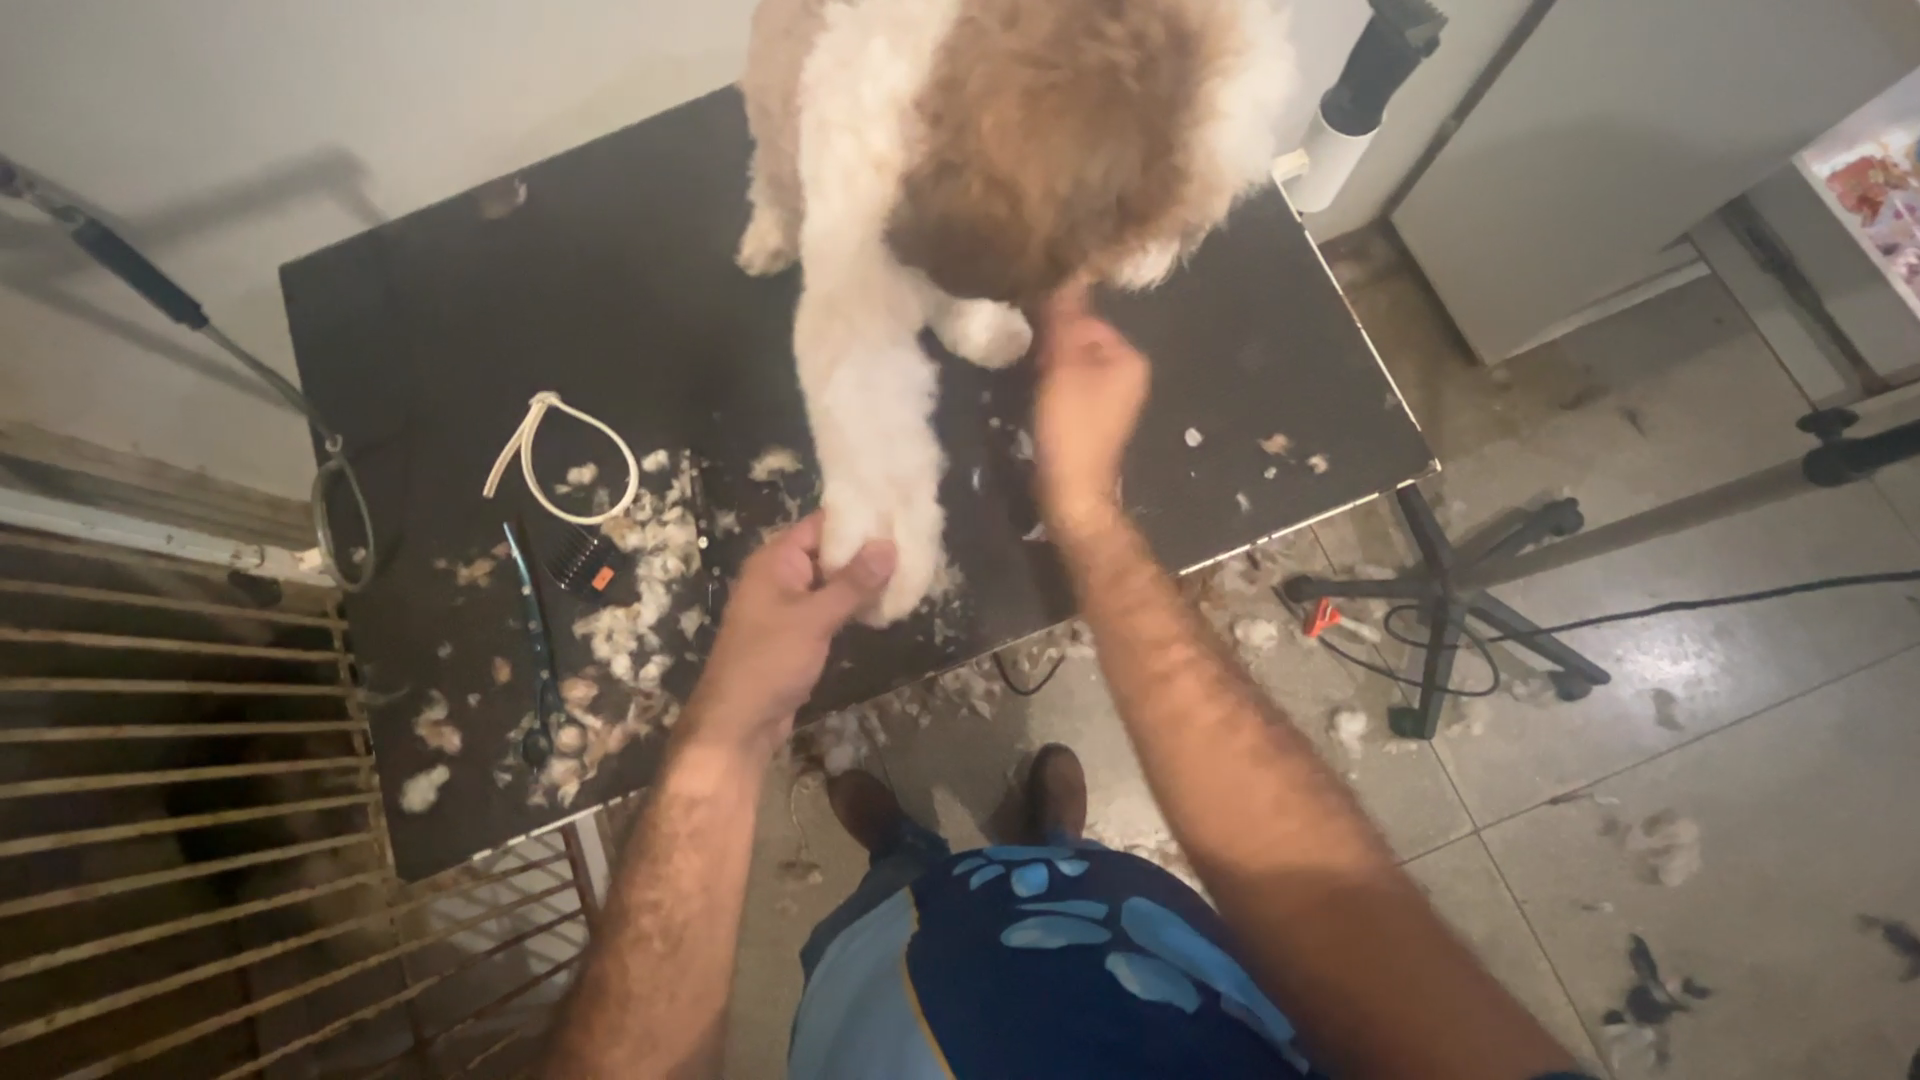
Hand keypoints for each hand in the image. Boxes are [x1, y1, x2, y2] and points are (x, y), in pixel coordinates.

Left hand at [684, 513, 894, 754]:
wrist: (739, 722)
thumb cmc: (769, 661)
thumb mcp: (814, 619)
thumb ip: (853, 583)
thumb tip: (889, 546)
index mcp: (775, 560)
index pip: (821, 523)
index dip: (858, 516)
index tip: (898, 512)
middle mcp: (781, 575)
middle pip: (830, 550)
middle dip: (868, 549)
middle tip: (912, 542)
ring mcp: (790, 603)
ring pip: (833, 580)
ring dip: (864, 579)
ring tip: (909, 569)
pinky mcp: (799, 630)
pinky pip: (831, 605)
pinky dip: (855, 604)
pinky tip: (886, 604)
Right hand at [1033, 281, 1150, 536]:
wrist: (1072, 492)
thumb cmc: (1070, 428)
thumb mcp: (1063, 367)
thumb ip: (1062, 319)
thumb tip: (1061, 273)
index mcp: (1129, 356)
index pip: (1086, 315)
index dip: (1052, 321)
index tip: (1025, 330)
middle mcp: (1128, 372)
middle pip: (1078, 337)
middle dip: (1048, 342)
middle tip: (1021, 353)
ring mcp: (1112, 397)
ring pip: (1071, 362)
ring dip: (1046, 363)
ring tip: (1024, 373)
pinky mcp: (1092, 416)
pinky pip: (1069, 385)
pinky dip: (1050, 384)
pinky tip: (1034, 395)